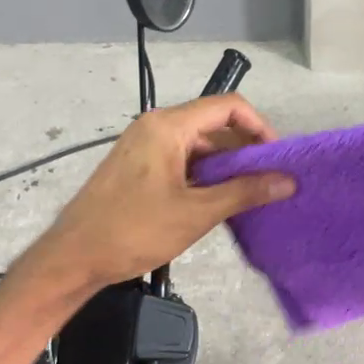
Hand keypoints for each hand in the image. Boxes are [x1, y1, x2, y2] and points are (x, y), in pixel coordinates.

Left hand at [15, 93, 294, 290]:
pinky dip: (203, 177)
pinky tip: (217, 204)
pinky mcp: (137, 168)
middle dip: (244, 150)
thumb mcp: (197, 213)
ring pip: (197, 146)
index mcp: (168, 126)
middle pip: (213, 125)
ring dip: (225, 167)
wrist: (75, 257)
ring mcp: (143, 147)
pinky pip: (180, 161)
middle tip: (268, 183)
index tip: (277, 159)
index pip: (228, 106)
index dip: (259, 128)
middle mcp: (155, 127)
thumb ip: (245, 192)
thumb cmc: (135, 231)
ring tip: (248, 198)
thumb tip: (288, 181)